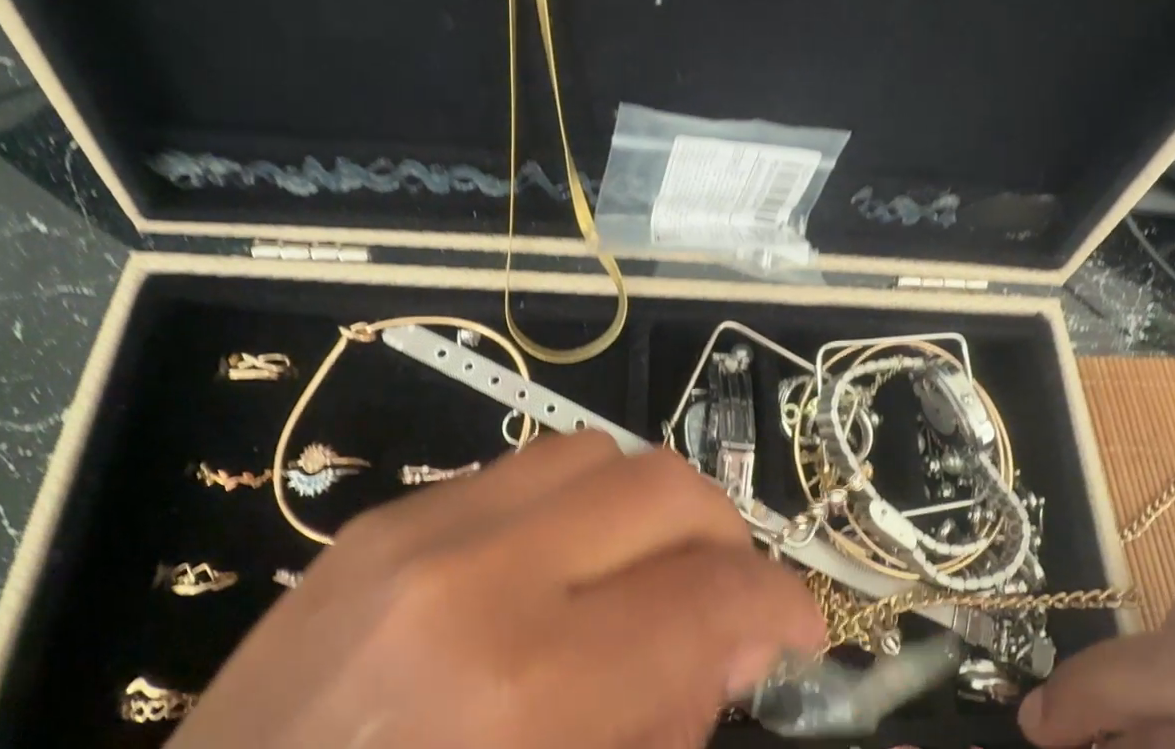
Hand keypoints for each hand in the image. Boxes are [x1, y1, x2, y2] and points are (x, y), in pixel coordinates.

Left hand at [169, 432, 824, 748]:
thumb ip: (664, 724)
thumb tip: (733, 643)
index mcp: (525, 686)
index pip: (707, 594)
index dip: (780, 606)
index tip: (797, 632)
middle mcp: (475, 576)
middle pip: (662, 486)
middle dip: (722, 539)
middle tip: (722, 602)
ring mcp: (415, 531)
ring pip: (592, 453)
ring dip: (641, 510)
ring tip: (635, 580)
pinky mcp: (377, 522)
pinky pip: (516, 476)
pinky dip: (567, 513)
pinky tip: (546, 580)